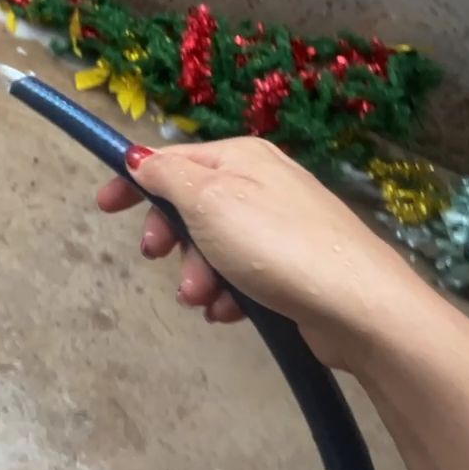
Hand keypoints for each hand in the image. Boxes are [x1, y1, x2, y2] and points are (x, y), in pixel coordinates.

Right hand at [96, 137, 430, 369]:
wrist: (365, 312)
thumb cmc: (274, 246)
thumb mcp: (206, 200)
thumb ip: (164, 174)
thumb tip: (137, 157)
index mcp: (239, 158)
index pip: (168, 160)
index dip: (132, 182)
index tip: (103, 207)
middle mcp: (261, 183)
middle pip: (187, 203)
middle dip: (169, 238)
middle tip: (156, 259)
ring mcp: (280, 224)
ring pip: (210, 242)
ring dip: (195, 272)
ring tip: (202, 300)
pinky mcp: (294, 264)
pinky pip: (239, 270)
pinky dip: (225, 290)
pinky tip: (229, 311)